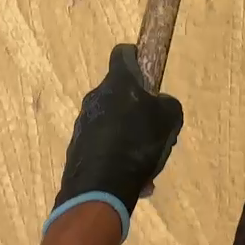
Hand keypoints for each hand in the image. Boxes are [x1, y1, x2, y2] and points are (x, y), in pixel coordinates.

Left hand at [51, 45, 184, 232]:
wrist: (99, 191)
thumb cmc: (138, 143)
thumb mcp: (169, 119)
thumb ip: (167, 104)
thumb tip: (160, 104)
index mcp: (118, 82)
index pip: (123, 53)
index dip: (136, 57)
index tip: (146, 70)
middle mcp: (95, 97)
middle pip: (117, 92)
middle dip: (134, 107)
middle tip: (151, 127)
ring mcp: (82, 125)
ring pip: (111, 123)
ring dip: (127, 136)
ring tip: (145, 164)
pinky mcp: (75, 151)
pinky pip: (102, 148)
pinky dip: (116, 159)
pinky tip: (134, 182)